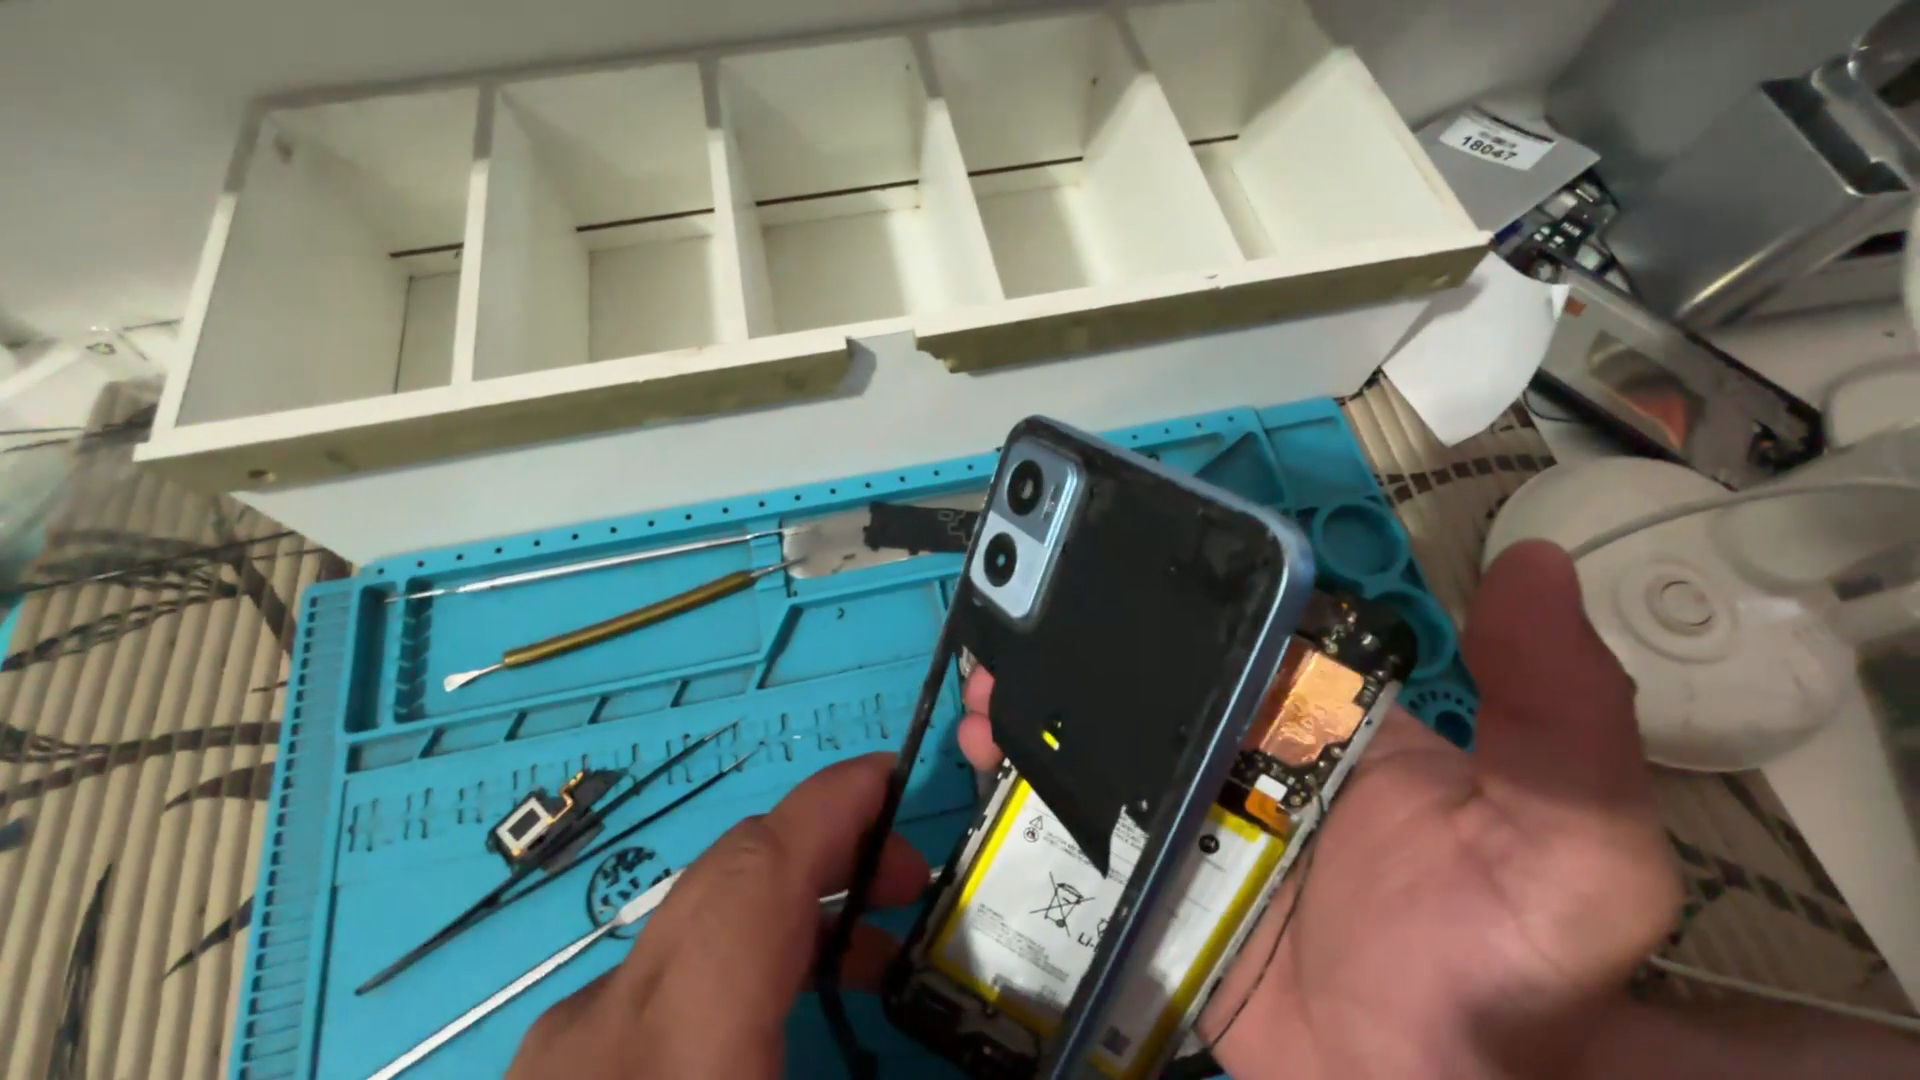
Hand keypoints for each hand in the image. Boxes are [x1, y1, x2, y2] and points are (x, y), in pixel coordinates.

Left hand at [507, 753, 929, 1079]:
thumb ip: (881, 1062)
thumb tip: (981, 1059)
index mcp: (684, 1048)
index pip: (759, 875)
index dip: (833, 807)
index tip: (896, 778)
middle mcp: (608, 1029)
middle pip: (723, 875)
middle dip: (827, 846)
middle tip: (906, 880)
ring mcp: (567, 1046)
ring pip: (688, 919)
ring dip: (785, 906)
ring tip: (862, 957)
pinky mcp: (557, 1065)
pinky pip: (656, 975)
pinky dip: (731, 956)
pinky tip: (768, 1013)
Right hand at [958, 541, 1681, 1078]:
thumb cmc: (1501, 970)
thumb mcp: (1568, 841)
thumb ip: (1559, 713)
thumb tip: (1535, 564)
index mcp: (1325, 719)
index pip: (1231, 637)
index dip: (1157, 606)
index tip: (1087, 586)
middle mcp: (1250, 761)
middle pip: (1146, 692)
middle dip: (1072, 663)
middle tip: (1005, 656)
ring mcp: (1195, 828)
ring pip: (1105, 756)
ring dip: (1043, 727)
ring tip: (984, 713)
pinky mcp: (1157, 890)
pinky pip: (1089, 837)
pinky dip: (1038, 807)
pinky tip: (993, 783)